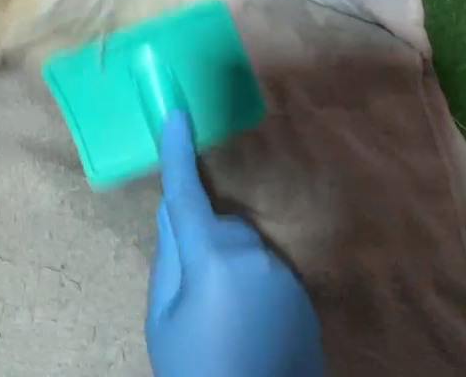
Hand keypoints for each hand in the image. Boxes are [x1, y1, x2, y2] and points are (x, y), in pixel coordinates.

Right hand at [147, 112, 323, 376]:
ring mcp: (283, 273)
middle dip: (205, 247)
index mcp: (211, 257)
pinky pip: (267, 274)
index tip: (176, 113)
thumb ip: (168, 257)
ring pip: (245, 251)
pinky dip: (253, 289)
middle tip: (192, 298)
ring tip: (222, 324)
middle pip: (220, 229)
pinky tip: (248, 329)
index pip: (187, 196)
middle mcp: (253, 253)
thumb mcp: (163, 320)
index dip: (177, 154)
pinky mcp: (302, 294)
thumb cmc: (194, 370)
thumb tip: (170, 209)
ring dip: (230, 270)